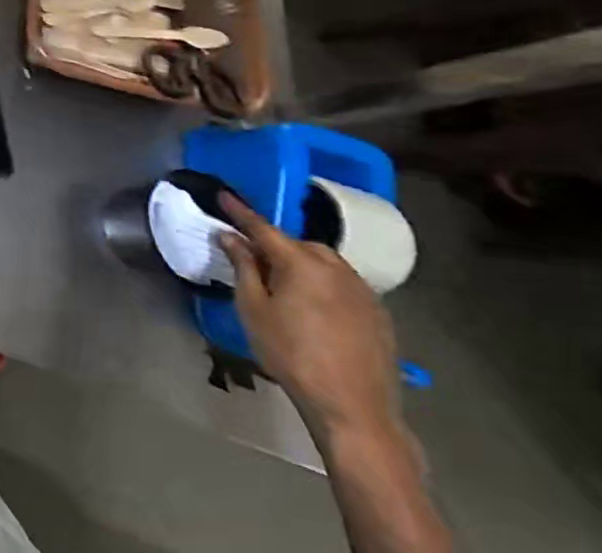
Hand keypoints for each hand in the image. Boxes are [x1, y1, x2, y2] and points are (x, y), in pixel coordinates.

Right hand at [217, 191, 400, 439]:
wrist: (353, 406)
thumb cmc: (291, 354)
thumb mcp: (254, 310)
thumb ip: (243, 267)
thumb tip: (231, 237)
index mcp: (302, 263)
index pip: (263, 228)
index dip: (240, 212)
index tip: (224, 194)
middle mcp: (336, 267)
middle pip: (298, 244)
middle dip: (274, 246)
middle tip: (253, 260)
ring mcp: (362, 290)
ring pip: (324, 263)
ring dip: (301, 265)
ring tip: (283, 286)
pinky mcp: (378, 312)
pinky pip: (342, 284)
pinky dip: (322, 284)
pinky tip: (313, 308)